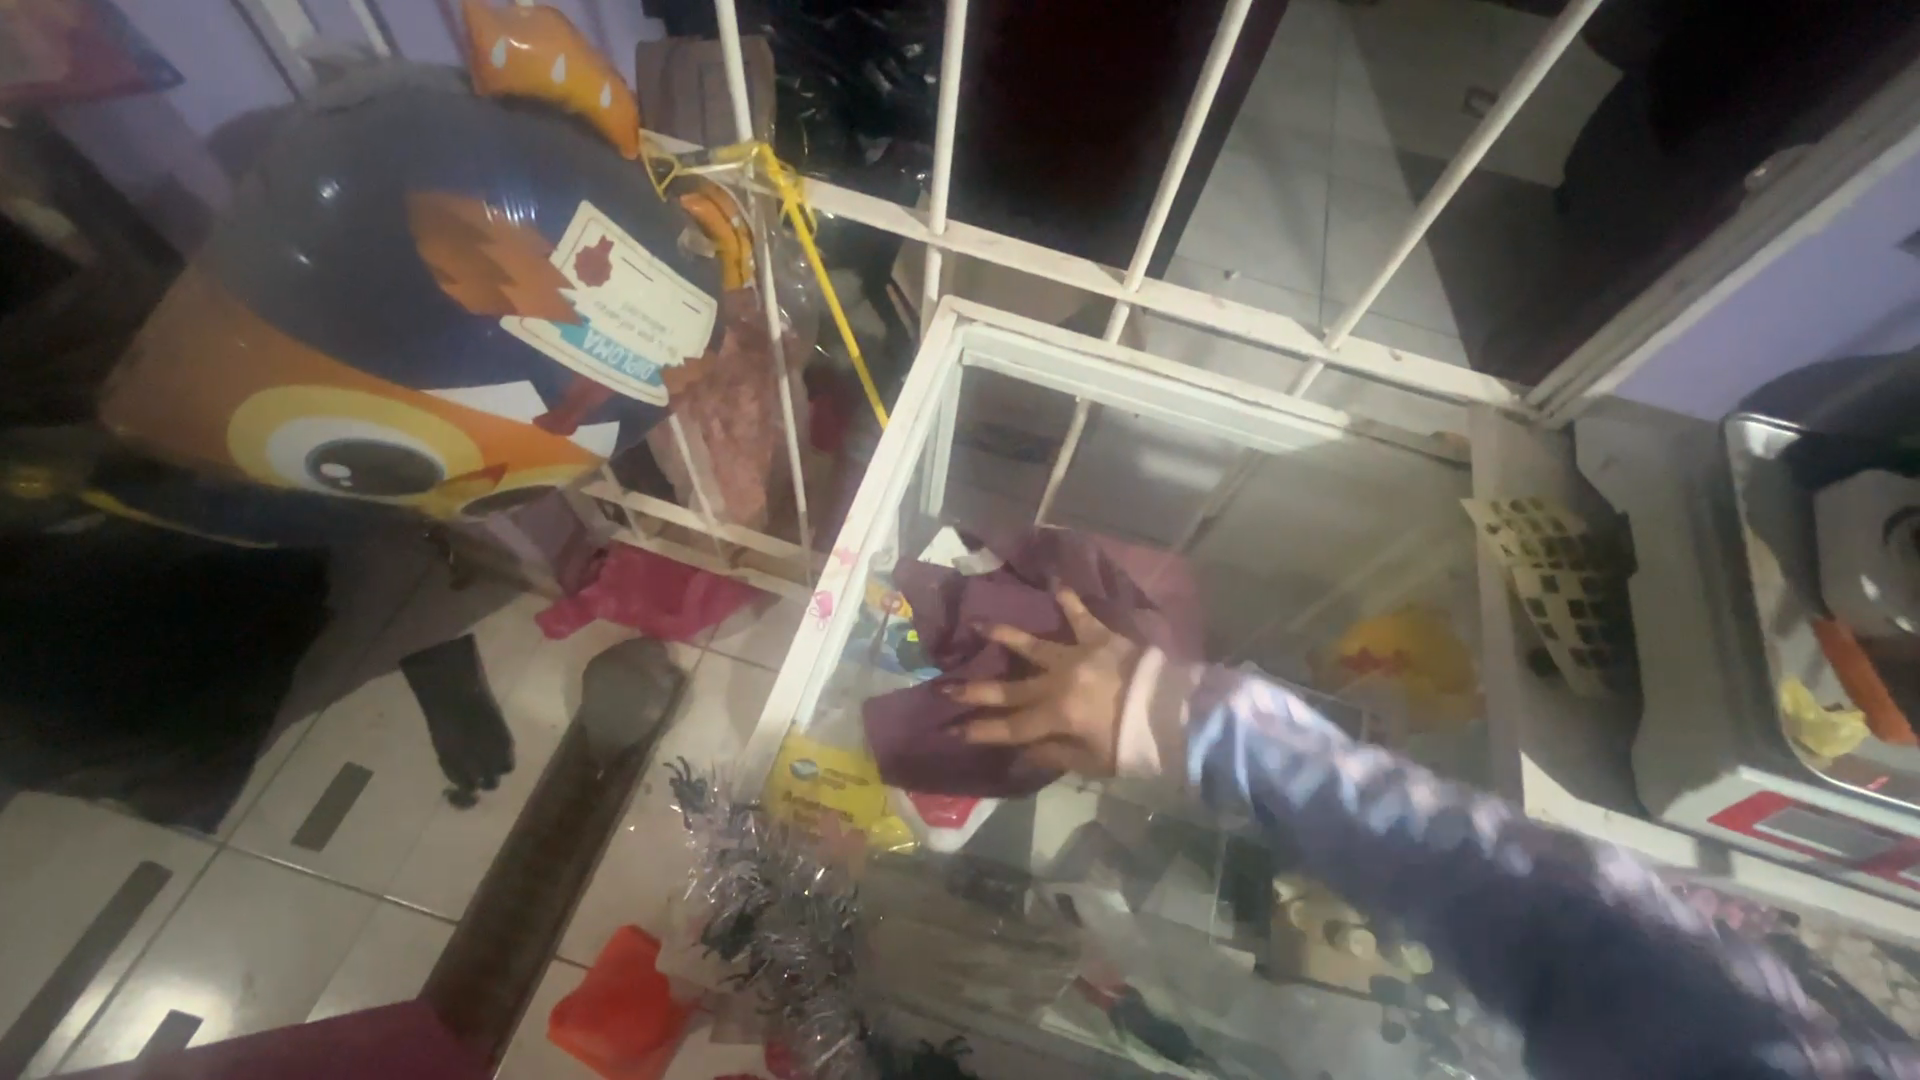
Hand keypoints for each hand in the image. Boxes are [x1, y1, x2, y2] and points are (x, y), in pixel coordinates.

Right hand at [945, 588, 1142, 777]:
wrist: (1175, 713)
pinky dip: (1067, 599)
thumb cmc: (1133, 745)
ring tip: (977, 623)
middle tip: (943, 686)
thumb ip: (1053, 752)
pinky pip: (1079, 615)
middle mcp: (1057, 683)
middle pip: (1008, 688)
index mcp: (1055, 717)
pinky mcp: (1099, 637)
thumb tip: (1022, 749)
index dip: (978, 730)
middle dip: (973, 689)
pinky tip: (1055, 581)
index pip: (1008, 727)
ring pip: (1032, 644)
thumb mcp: (1091, 762)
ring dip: (1003, 634)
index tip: (950, 729)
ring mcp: (1076, 656)